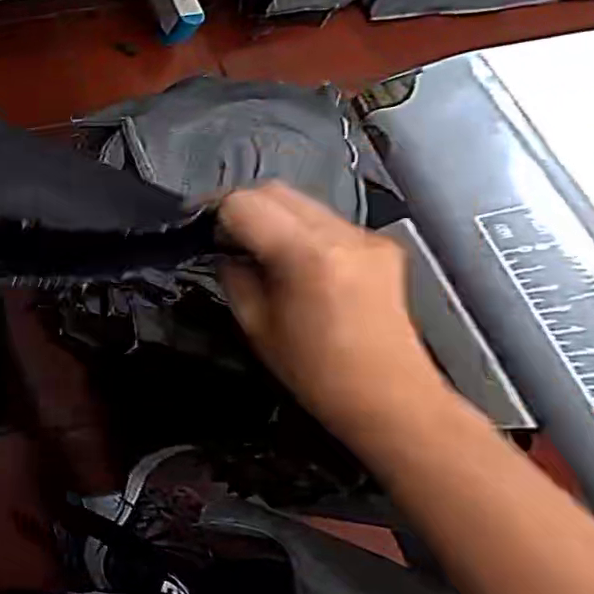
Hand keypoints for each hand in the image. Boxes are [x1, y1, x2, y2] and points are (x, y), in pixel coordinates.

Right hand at [219, 183, 448, 431]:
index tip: (199, 228)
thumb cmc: (318, 375)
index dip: (215, 211)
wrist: (394, 403)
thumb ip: (234, 276)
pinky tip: (291, 260)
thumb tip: (225, 251)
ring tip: (253, 247)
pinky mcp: (380, 246)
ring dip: (269, 215)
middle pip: (274, 190)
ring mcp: (365, 237)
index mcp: (306, 255)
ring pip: (300, 201)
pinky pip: (325, 220)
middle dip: (240, 205)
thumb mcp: (256, 327)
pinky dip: (298, 229)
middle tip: (219, 234)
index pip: (244, 204)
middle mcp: (340, 234)